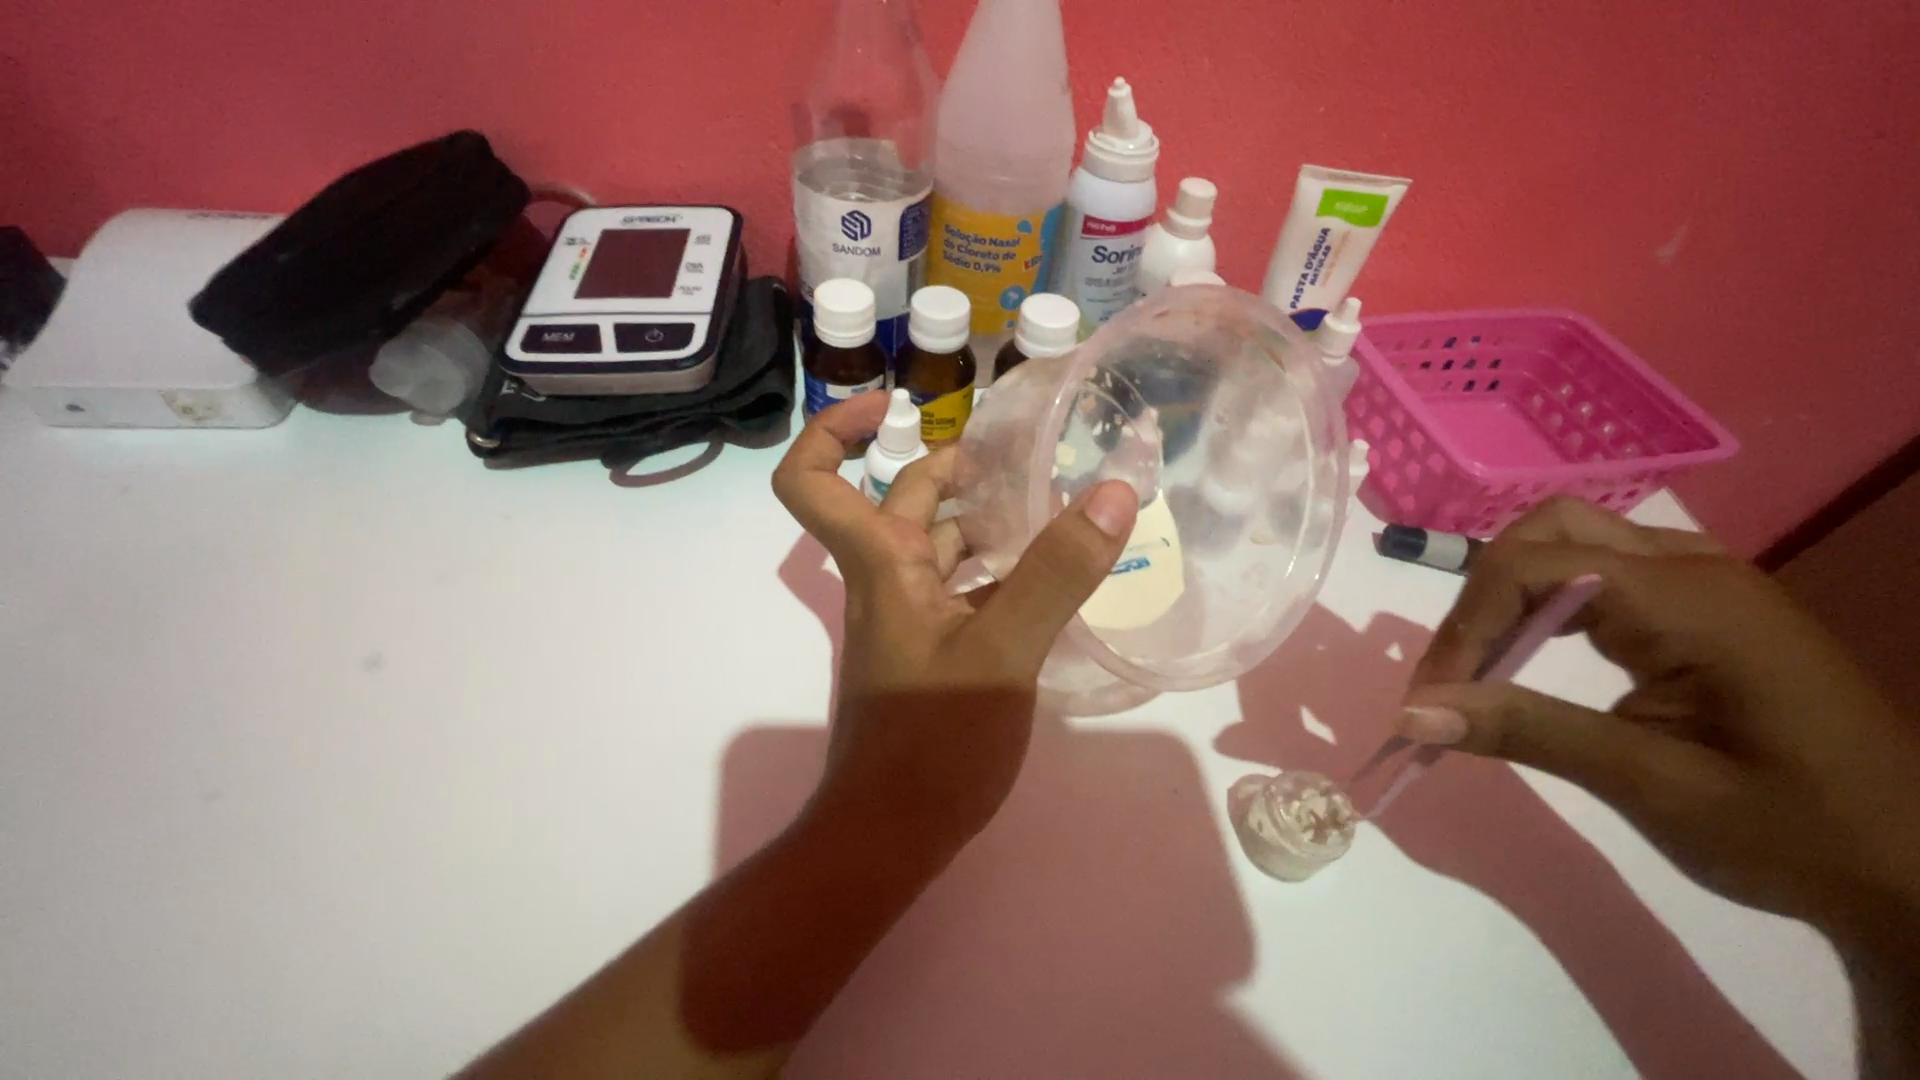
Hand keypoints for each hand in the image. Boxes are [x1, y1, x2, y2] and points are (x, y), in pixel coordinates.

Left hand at [772, 391, 1137, 843]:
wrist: (894, 834)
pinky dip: (1000, 570)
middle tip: (1029, 458)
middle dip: (957, 471)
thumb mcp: (1003, 650)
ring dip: (986, 521)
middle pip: (903, 501)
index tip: (890, 405)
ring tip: (1059, 506)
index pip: (813, 480)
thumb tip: (1113, 492)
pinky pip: (963, 590)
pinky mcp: (933, 652)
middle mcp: (886, 580)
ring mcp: (909, 618)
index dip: (832, 431)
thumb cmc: (932, 740)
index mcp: (881, 563)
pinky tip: (1054, 576)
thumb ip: (1057, 573)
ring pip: (939, 546)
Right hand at [1399, 498, 1919, 945]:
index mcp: (1690, 602)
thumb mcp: (1649, 784)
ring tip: (1485, 664)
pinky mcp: (1704, 605)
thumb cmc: (1793, 832)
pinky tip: (1536, 652)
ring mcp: (1705, 581)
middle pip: (1549, 529)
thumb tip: (1411, 712)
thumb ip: (1526, 730)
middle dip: (1483, 592)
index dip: (1464, 625)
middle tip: (1459, 669)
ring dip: (1510, 592)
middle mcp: (1695, 569)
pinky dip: (1546, 602)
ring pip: (1570, 541)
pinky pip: (1599, 572)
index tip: (1431, 697)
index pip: (1532, 567)